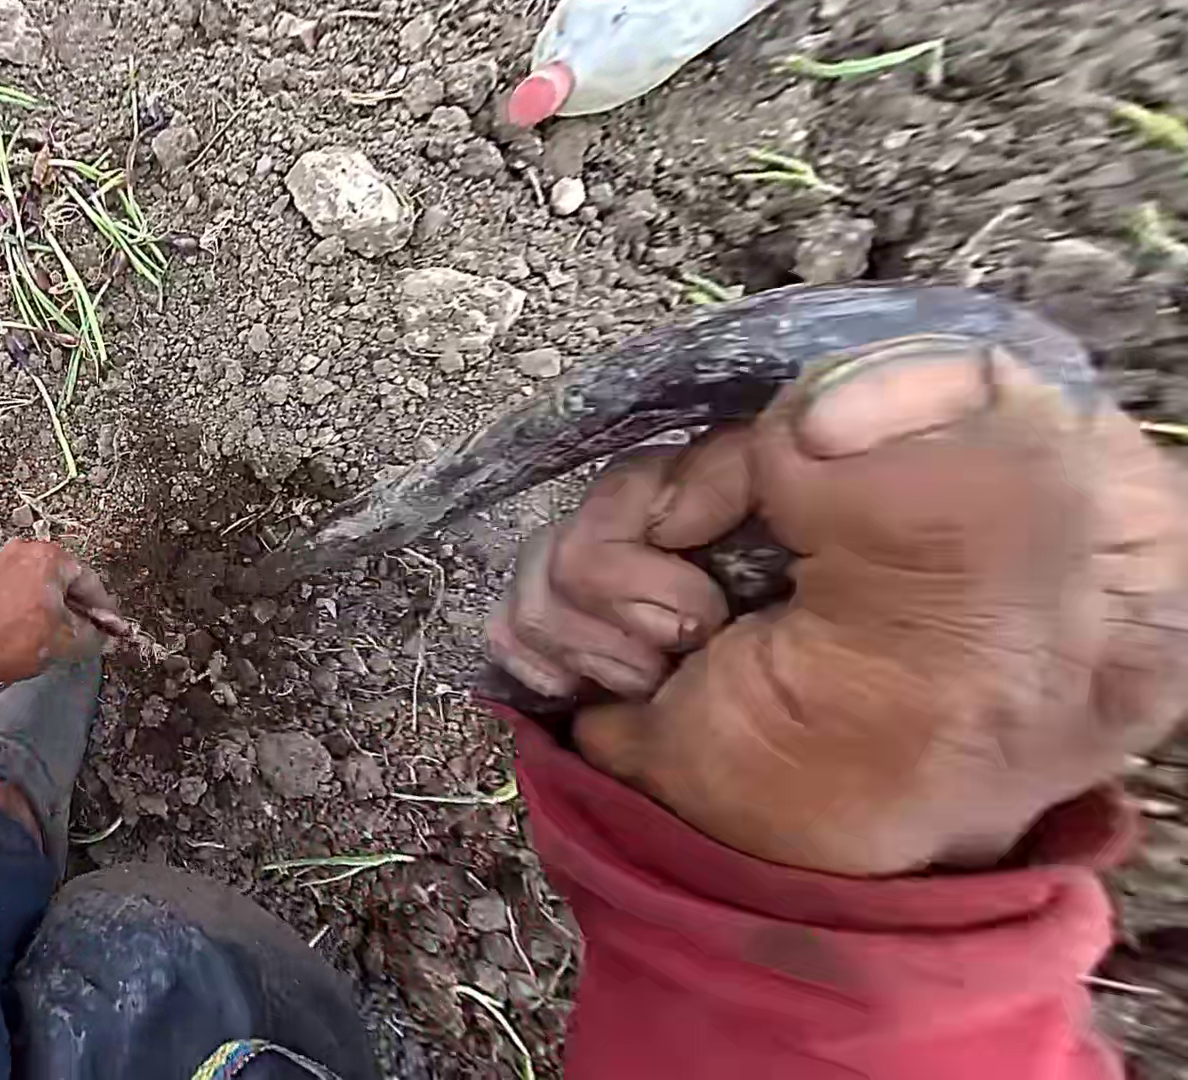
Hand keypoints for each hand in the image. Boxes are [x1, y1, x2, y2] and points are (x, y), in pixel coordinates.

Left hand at [0, 540, 119, 684]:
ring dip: (57, 604)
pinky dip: (35, 601)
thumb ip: (96, 636)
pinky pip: (24, 585)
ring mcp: (5, 560)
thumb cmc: (15, 641)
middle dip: (80, 606)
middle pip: (68, 579)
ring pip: (45, 582)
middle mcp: (28, 550)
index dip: (105, 609)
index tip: (112, 625)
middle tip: (89, 629)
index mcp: (51, 558)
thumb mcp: (68, 642)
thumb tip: (105, 634)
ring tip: (63, 629)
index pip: (91, 583)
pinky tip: (38, 623)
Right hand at [489, 337, 1187, 875]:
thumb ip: (942, 515)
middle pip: (674, 455)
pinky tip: (599, 676)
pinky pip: (536, 561)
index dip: (758, 456)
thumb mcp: (944, 670)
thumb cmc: (854, 784)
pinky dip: (549, 629)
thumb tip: (827, 398)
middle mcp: (818, 491)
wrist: (716, 852)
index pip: (836, 378)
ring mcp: (703, 530)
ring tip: (644, 674)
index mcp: (958, 483)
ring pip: (585, 511)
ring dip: (589, 612)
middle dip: (640, 562)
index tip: (728, 551)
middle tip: (684, 640)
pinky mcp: (617, 569)